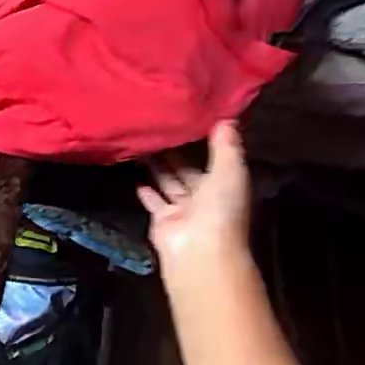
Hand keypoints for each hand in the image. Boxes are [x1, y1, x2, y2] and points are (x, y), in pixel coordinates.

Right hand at [137, 121, 251, 275]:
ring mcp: (183, 208)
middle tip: (156, 134)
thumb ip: (225, 147)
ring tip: (141, 149)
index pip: (215, 160)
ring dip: (157, 169)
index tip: (187, 124)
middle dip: (175, 156)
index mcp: (226, 184)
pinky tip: (135, 178)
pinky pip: (154, 200)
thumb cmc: (219, 207)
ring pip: (168, 183)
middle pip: (188, 171)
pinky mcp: (163, 217)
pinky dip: (146, 191)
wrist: (199, 246)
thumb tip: (225, 119)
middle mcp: (205, 195)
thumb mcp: (229, 172)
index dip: (204, 144)